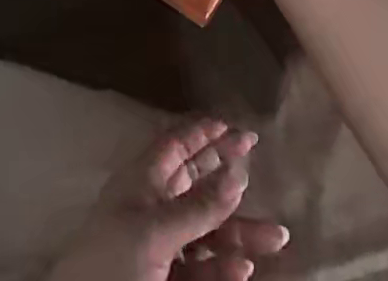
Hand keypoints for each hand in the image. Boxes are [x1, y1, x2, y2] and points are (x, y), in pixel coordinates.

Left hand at [47, 119, 288, 280]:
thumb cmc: (111, 263)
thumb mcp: (154, 232)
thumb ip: (197, 206)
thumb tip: (238, 172)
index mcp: (140, 183)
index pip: (174, 146)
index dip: (201, 132)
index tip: (232, 123)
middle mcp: (152, 208)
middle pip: (195, 182)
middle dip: (226, 172)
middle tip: (255, 153)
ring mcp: (161, 246)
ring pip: (208, 231)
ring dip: (241, 232)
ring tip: (276, 238)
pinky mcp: (168, 279)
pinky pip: (203, 267)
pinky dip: (224, 267)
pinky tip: (243, 270)